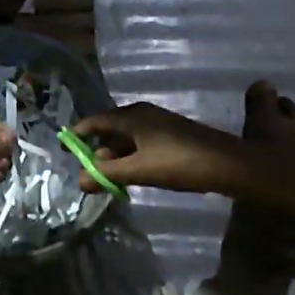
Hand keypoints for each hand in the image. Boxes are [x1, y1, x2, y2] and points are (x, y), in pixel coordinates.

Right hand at [73, 86, 294, 203]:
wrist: (229, 163)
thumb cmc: (179, 163)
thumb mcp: (138, 170)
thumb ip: (107, 174)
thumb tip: (79, 180)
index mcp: (131, 117)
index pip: (95, 122)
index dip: (78, 134)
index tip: (65, 147)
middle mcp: (143, 114)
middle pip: (110, 128)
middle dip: (96, 147)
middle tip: (86, 169)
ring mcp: (159, 123)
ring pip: (127, 136)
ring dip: (115, 154)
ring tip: (107, 175)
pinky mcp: (172, 134)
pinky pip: (141, 141)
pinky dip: (130, 154)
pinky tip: (133, 171)